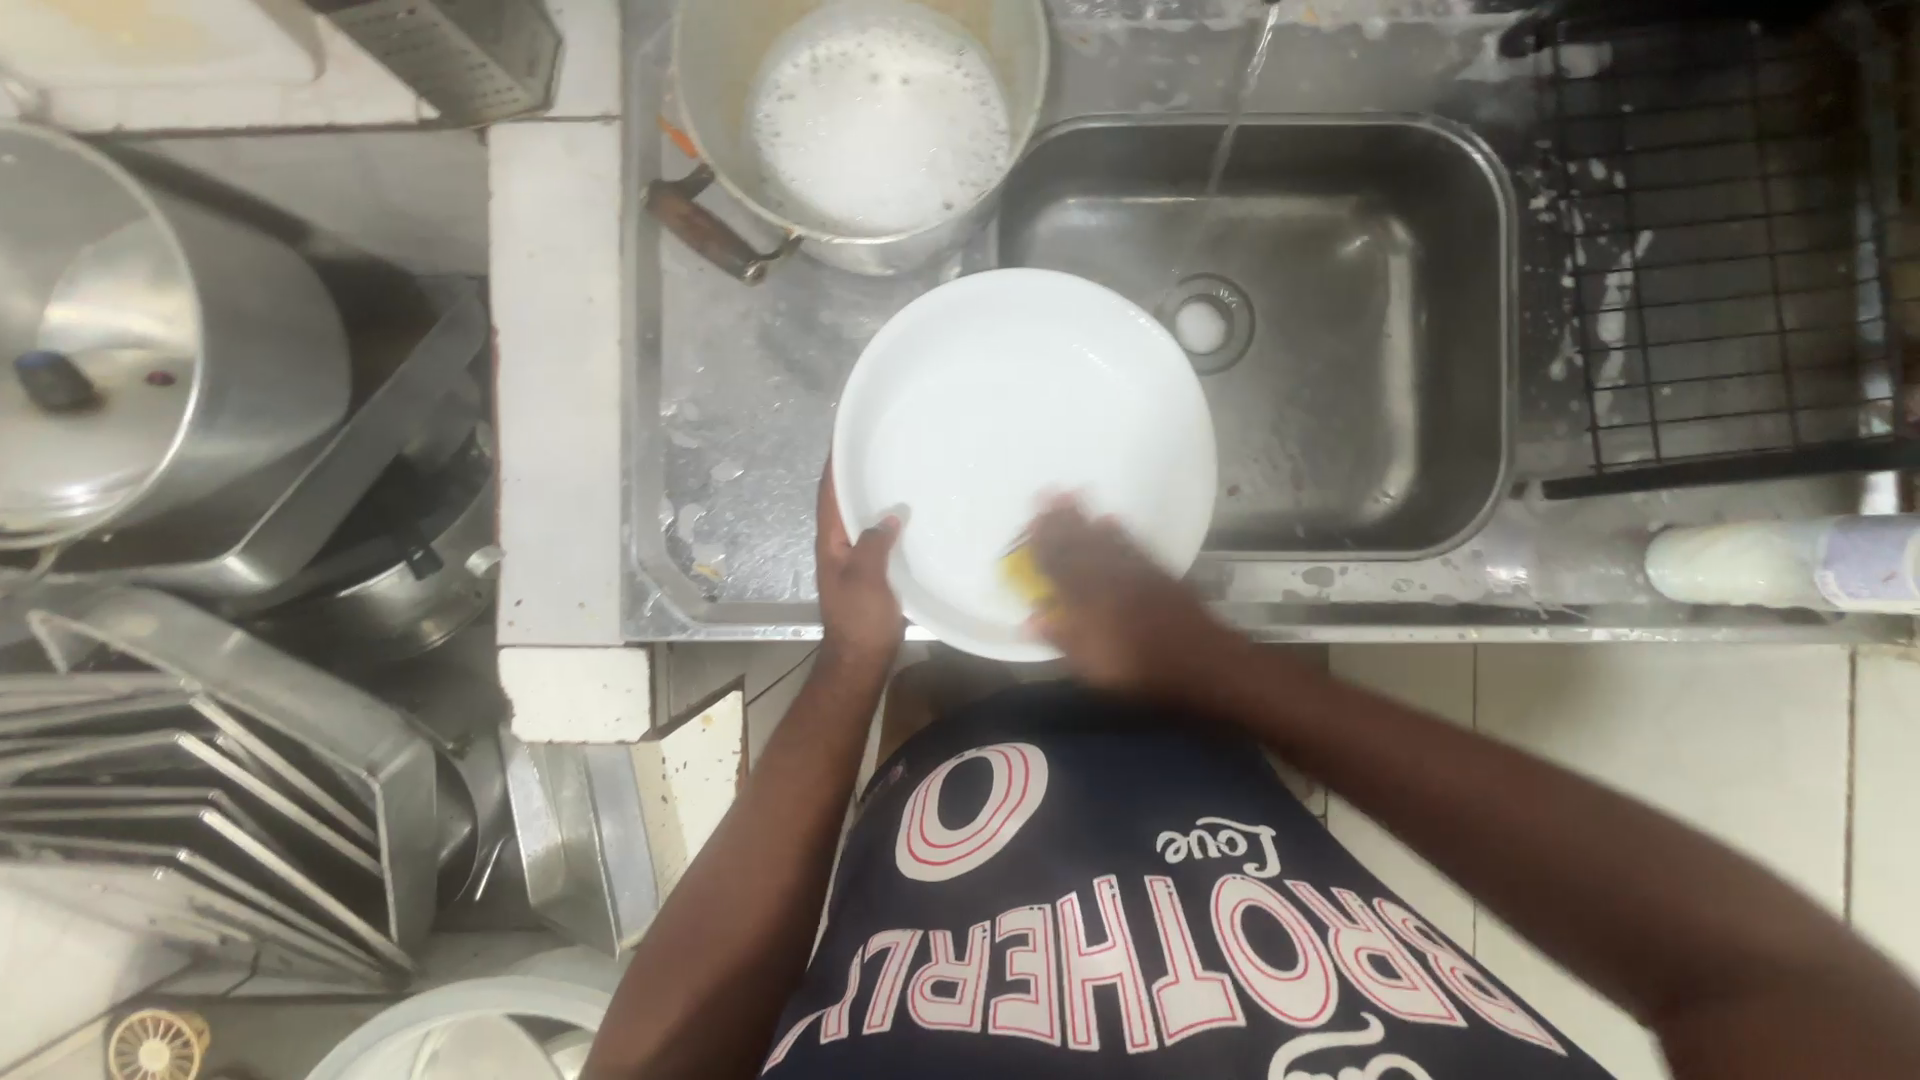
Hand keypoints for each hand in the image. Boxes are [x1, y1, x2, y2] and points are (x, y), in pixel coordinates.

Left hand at [815, 463, 903, 669]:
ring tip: (894, 473)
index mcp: (830, 543)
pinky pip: (875, 537)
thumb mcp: (866, 578)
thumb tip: (890, 516)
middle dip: (854, 475)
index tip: (844, 437)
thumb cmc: (860, 619)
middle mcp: (837, 546)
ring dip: (871, 497)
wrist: (861, 660)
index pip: (829, 495)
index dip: (834, 466)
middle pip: (842, 503)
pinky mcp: (870, 573)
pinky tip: (906, 518)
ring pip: (859, 519)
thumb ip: (874, 543)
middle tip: (876, 448)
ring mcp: (853, 561)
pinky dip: (886, 522)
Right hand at [1026, 496, 1245, 698]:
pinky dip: (1119, 530)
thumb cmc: (1143, 673)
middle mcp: (1108, 580)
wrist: (1204, 664)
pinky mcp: (1159, 574)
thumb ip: (1061, 639)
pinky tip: (1111, 518)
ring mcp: (1136, 573)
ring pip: (1104, 539)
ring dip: (1085, 515)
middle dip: (1060, 520)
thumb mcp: (1093, 666)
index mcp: (1087, 602)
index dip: (1042, 544)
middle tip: (1046, 492)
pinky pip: (1133, 545)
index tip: (1029, 522)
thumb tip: (1028, 619)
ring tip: (1071, 492)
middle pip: (1079, 546)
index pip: (1058, 567)